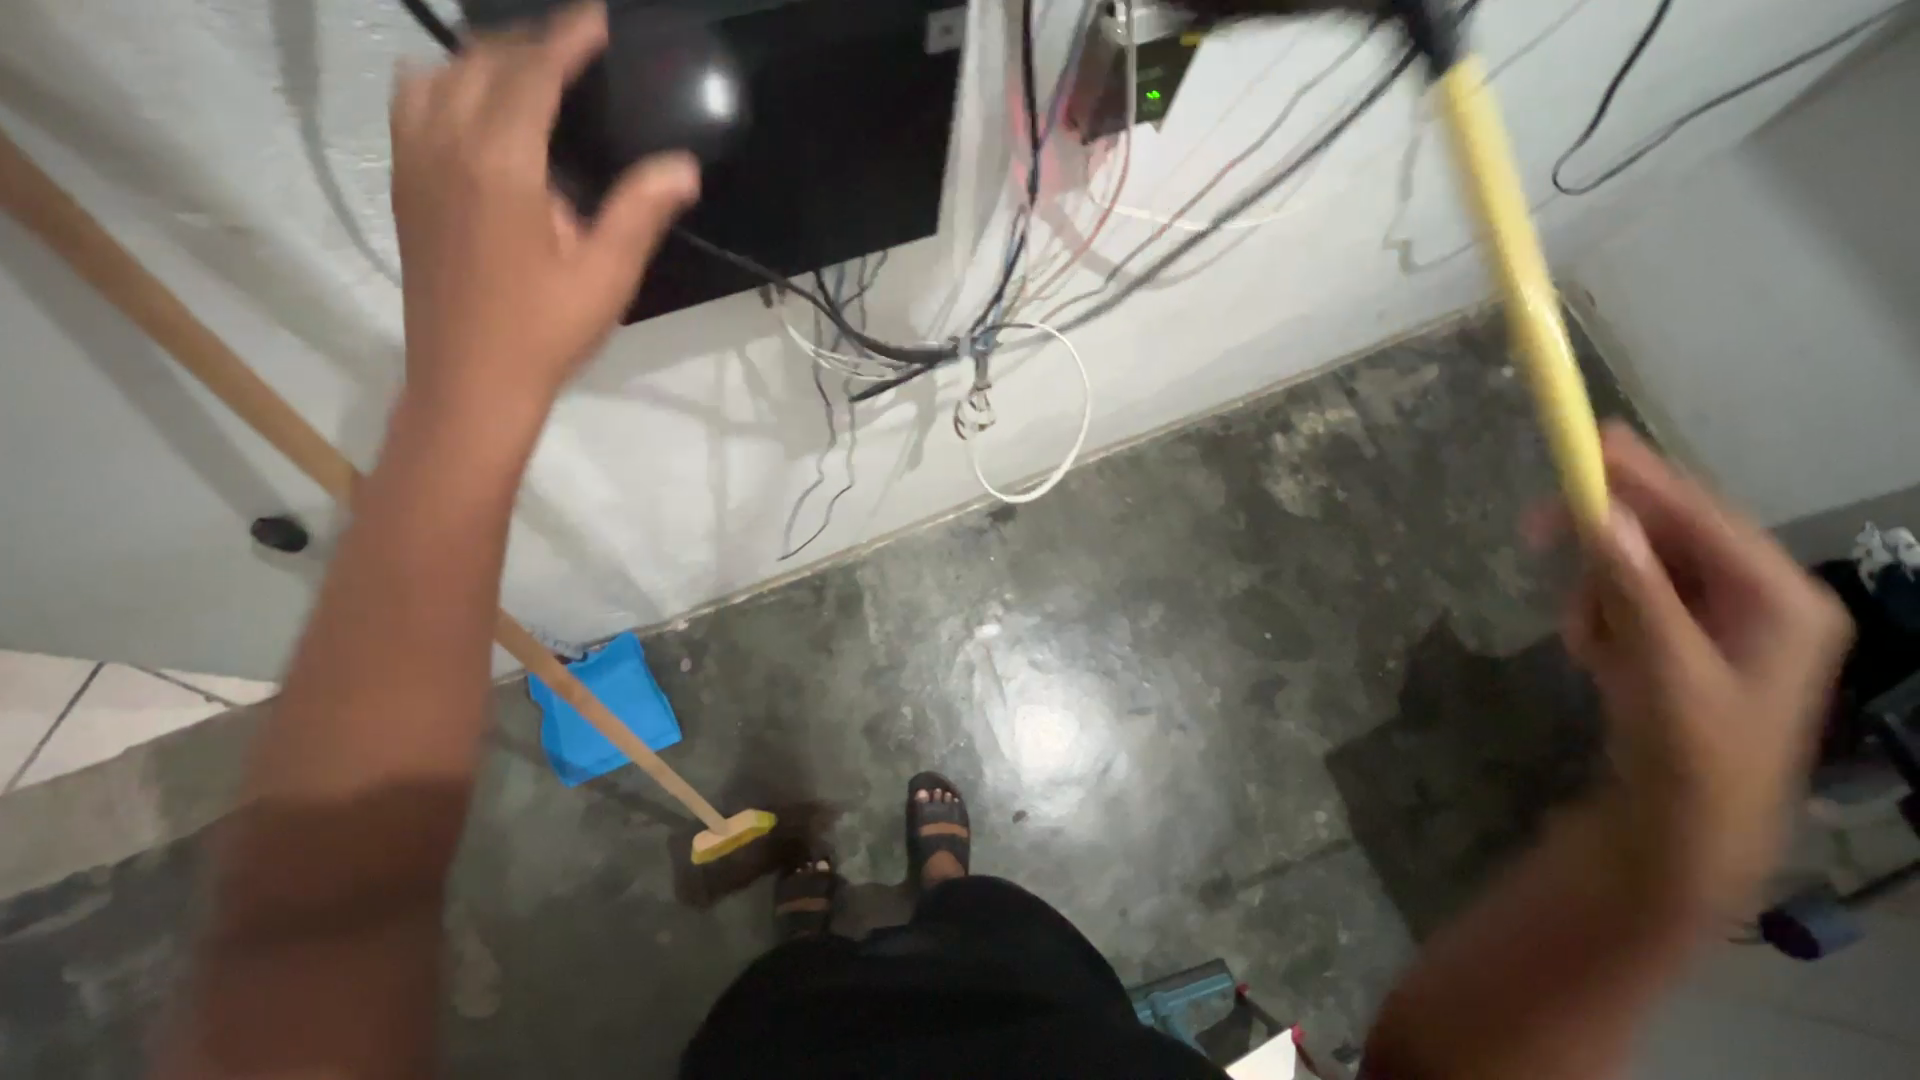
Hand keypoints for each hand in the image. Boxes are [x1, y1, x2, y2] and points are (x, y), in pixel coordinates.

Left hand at [389, 2, 699, 405]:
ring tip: (529, 76)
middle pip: (483, 61)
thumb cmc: (544, 333)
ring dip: (485, 61)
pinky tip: (477, 111)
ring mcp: (415, 161)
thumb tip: (683, 166)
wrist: (468, 382)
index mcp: (501, 164)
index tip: (599, 22)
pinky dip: (446, 84)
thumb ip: (641, 211)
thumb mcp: (606, 276)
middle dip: (532, 44)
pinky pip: (412, 103)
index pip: (534, 72)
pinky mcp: (404, 184)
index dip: (569, 39)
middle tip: (577, 54)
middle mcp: (447, 144)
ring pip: (438, 73)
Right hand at [1532, 424, 1851, 918]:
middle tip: (1536, 531)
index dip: (1644, 477)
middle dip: (1605, 550)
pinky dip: (1599, 621)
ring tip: (1594, 651)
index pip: (1701, 517)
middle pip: (1664, 536)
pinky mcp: (1680, 639)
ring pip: (1634, 569)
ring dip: (1597, 598)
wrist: (1685, 827)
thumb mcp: (1662, 667)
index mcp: (1777, 599)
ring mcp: (1717, 620)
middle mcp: (1754, 598)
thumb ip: (1634, 588)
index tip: (1589, 440)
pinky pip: (1625, 601)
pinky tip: (1602, 662)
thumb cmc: (1692, 752)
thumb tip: (1604, 516)